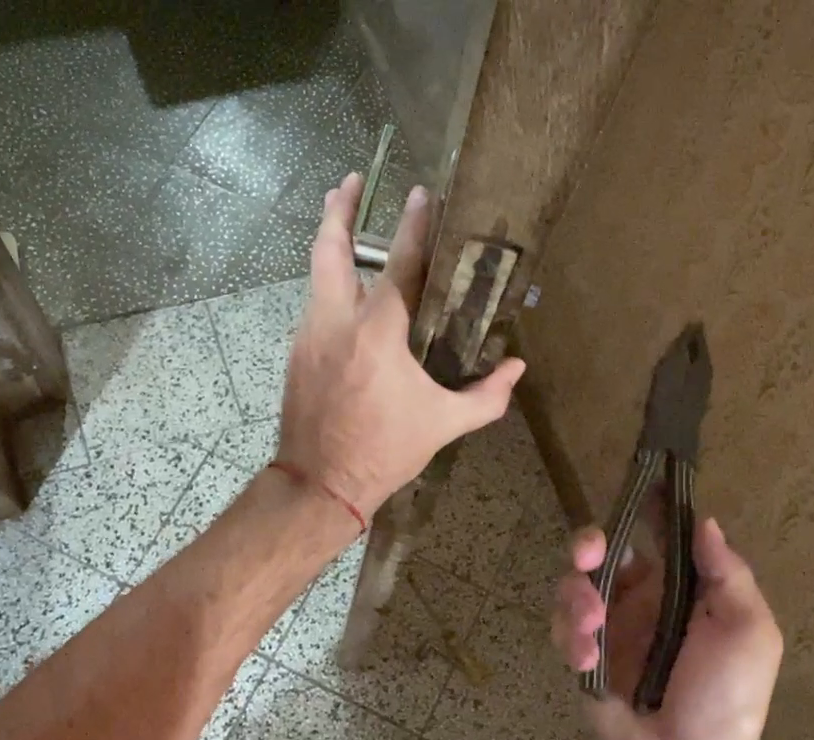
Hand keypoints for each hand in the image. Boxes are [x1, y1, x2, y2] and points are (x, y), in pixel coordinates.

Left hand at [277, 174, 525, 515]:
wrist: (318, 484)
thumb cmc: (383, 452)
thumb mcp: (443, 425)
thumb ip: (486, 396)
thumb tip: (517, 369)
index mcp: (377, 333)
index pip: (398, 264)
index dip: (413, 225)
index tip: (421, 192)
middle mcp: (336, 322)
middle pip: (330, 250)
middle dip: (338, 210)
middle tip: (350, 181)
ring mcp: (309, 336)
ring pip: (316, 276)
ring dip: (330, 246)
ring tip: (342, 223)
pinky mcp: (296, 354)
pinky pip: (315, 308)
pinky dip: (329, 290)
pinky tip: (345, 297)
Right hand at [552, 517, 782, 739]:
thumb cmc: (728, 698)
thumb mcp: (750, 632)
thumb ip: (728, 575)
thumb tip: (705, 520)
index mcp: (683, 591)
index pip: (660, 537)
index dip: (646, 509)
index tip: (634, 484)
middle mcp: (641, 602)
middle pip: (603, 554)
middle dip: (587, 545)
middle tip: (586, 555)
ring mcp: (609, 630)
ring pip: (574, 587)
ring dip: (577, 599)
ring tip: (593, 627)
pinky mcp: (583, 659)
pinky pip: (563, 631)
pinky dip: (571, 639)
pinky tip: (589, 660)